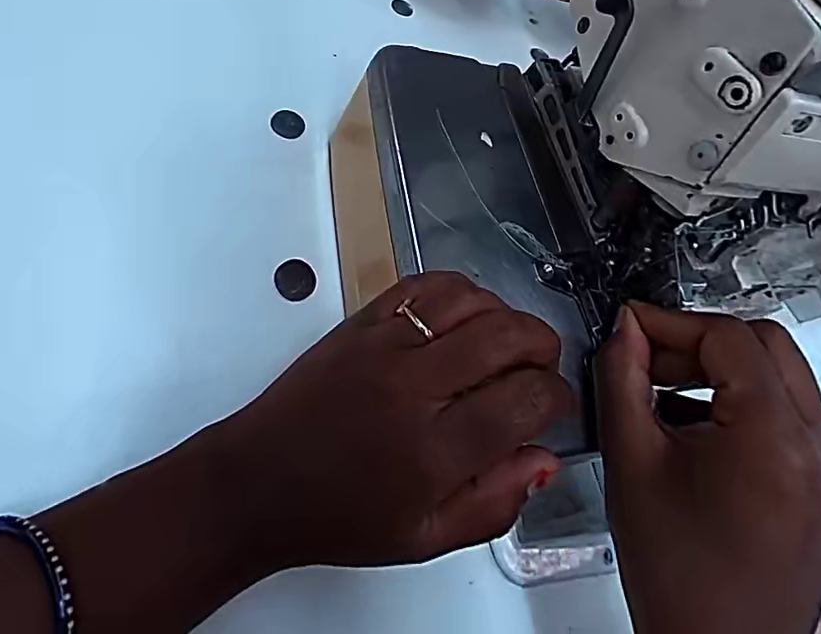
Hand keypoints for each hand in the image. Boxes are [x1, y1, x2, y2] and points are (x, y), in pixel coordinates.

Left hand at [207, 270, 573, 571]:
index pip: (524, 399)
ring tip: (505, 337)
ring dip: (500, 311)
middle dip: (541, 344)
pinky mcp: (359, 322)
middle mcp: (411, 387)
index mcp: (433, 450)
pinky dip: (452, 288)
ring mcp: (382, 345)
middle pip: (505, 335)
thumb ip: (494, 501)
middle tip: (540, 365)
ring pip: (466, 298)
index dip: (557, 395)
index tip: (556, 401)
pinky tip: (460, 311)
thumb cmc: (336, 512)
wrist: (263, 477)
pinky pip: (418, 284)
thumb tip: (542, 458)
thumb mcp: (424, 536)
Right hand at [598, 302, 820, 633]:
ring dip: (722, 370)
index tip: (633, 324)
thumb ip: (621, 374)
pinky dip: (745, 404)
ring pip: (784, 378)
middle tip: (651, 359)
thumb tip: (627, 328)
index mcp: (779, 446)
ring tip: (669, 398)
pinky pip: (795, 417)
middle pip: (768, 346)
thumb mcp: (628, 454)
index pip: (729, 337)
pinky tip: (699, 430)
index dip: (671, 321)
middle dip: (700, 341)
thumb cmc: (677, 571)